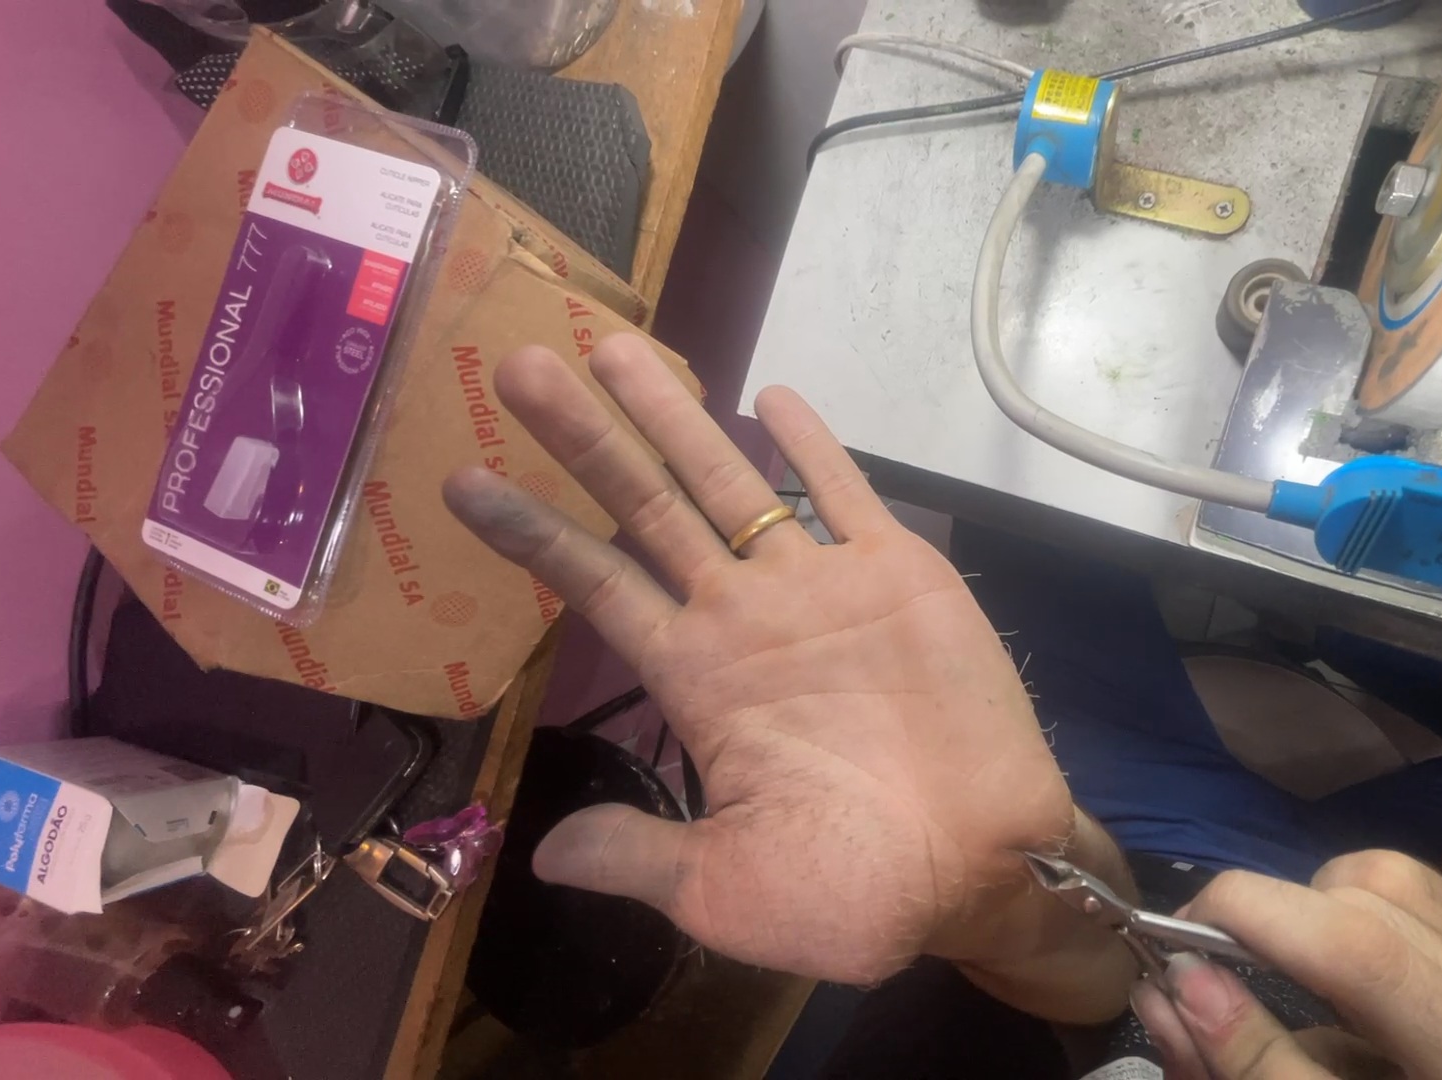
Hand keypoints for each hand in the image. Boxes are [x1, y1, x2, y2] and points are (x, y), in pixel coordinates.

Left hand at [442, 337, 1130, 1007]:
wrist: (976, 867)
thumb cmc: (852, 889)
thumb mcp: (722, 890)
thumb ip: (638, 854)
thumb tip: (544, 856)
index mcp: (700, 680)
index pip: (601, 587)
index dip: (536, 535)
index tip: (465, 482)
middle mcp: (747, 617)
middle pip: (652, 507)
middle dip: (590, 439)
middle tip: (524, 367)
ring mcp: (821, 586)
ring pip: (734, 483)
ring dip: (678, 418)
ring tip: (618, 351)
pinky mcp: (896, 570)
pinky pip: (845, 492)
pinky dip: (810, 445)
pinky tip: (768, 395)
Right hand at [1131, 851, 1441, 1079]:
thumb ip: (1253, 1066)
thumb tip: (1176, 978)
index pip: (1358, 951)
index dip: (1249, 917)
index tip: (1176, 940)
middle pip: (1365, 904)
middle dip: (1265, 917)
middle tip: (1210, 959)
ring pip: (1388, 877)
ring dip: (1311, 904)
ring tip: (1285, 963)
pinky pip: (1410, 885)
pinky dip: (1347, 901)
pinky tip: (1337, 964)